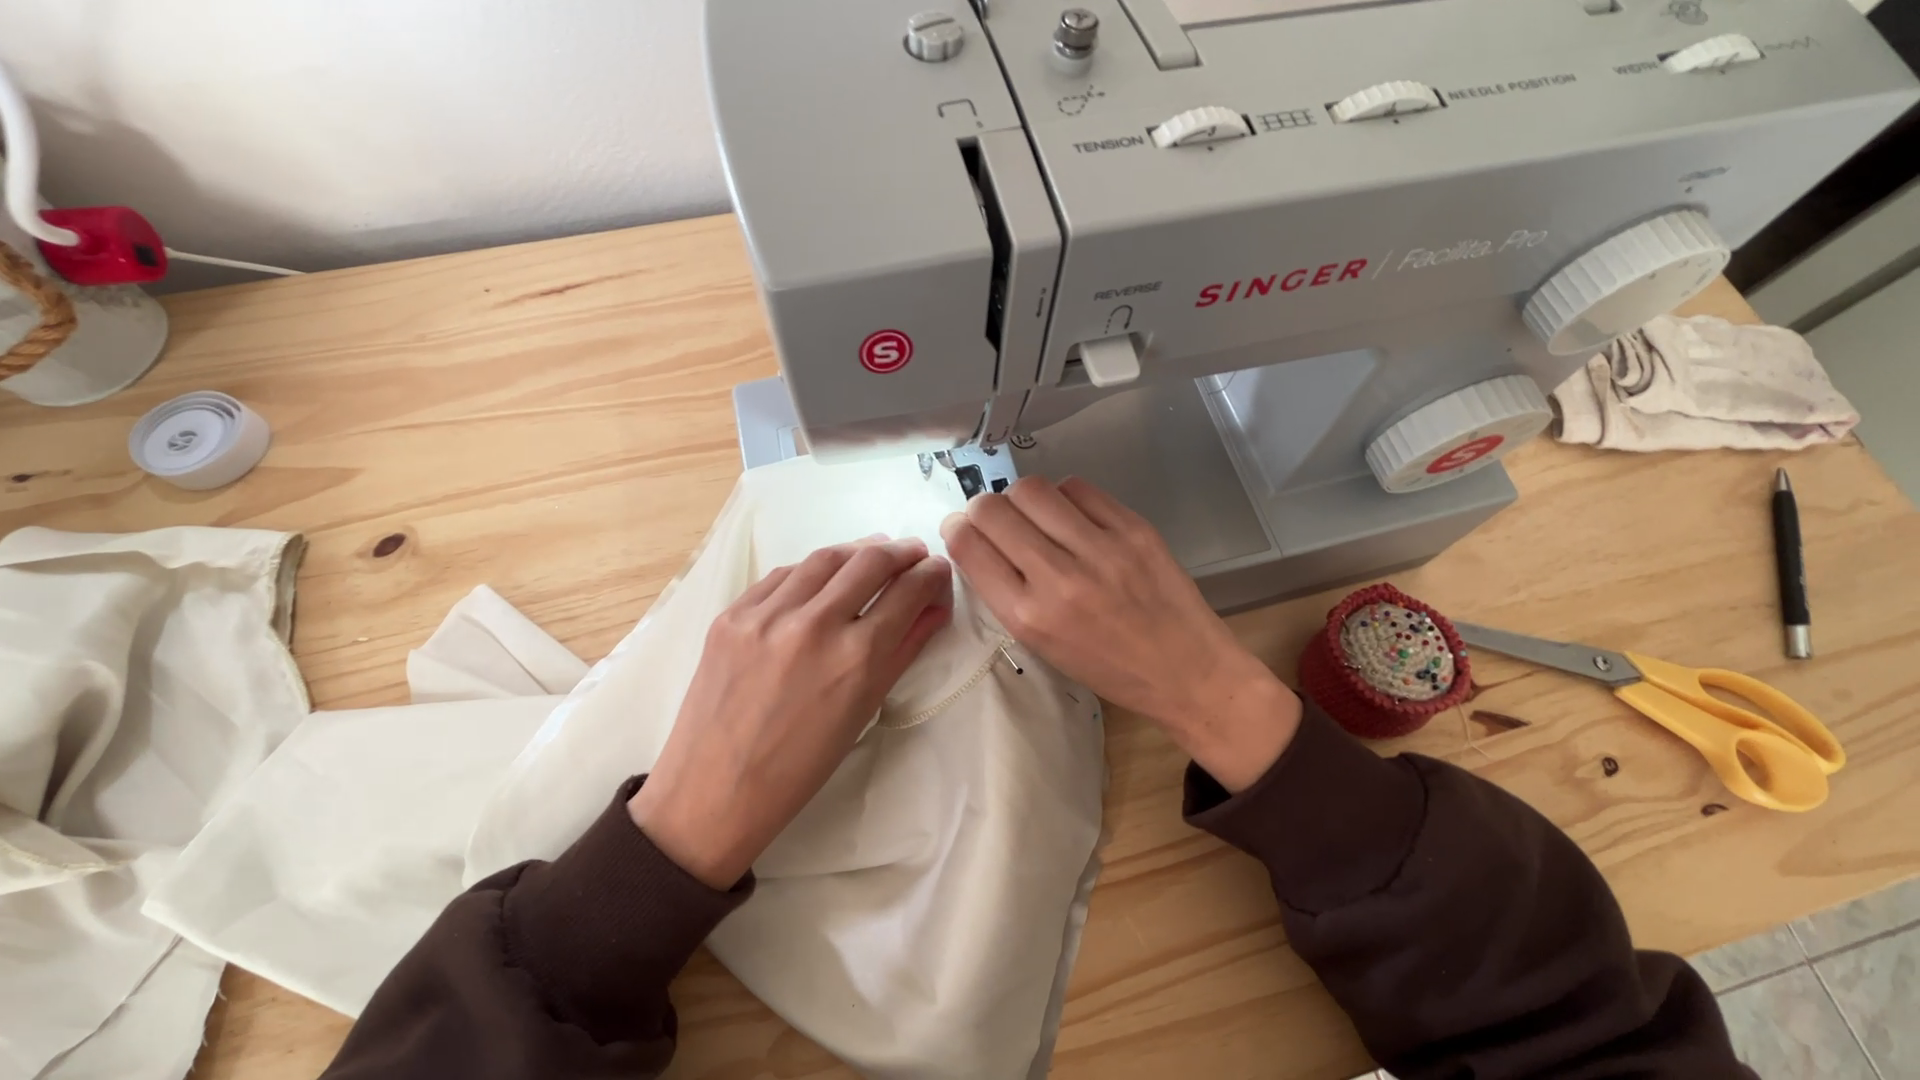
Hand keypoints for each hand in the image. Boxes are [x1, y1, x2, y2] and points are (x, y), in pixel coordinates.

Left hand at [627, 537, 952, 887]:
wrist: (715, 790)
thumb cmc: (801, 765)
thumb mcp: (864, 710)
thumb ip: (904, 651)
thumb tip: (935, 607)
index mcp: (855, 658)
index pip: (907, 592)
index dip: (931, 574)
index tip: (938, 569)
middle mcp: (813, 625)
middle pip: (870, 561)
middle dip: (901, 552)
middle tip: (913, 554)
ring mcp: (767, 615)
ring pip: (825, 558)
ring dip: (857, 551)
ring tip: (873, 554)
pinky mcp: (731, 615)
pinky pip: (781, 576)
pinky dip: (811, 570)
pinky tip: (823, 577)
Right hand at [941, 476, 1299, 791]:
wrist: (1188, 671)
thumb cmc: (1110, 670)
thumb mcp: (1042, 647)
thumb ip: (1007, 594)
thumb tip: (980, 542)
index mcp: (1028, 617)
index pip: (968, 546)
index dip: (955, 529)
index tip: (961, 529)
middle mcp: (1059, 579)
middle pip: (993, 510)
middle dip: (982, 509)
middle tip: (994, 519)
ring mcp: (1100, 549)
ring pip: (1033, 489)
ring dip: (1021, 497)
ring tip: (1035, 515)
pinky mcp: (1133, 529)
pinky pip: (1079, 488)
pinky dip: (1065, 496)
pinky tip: (1072, 516)